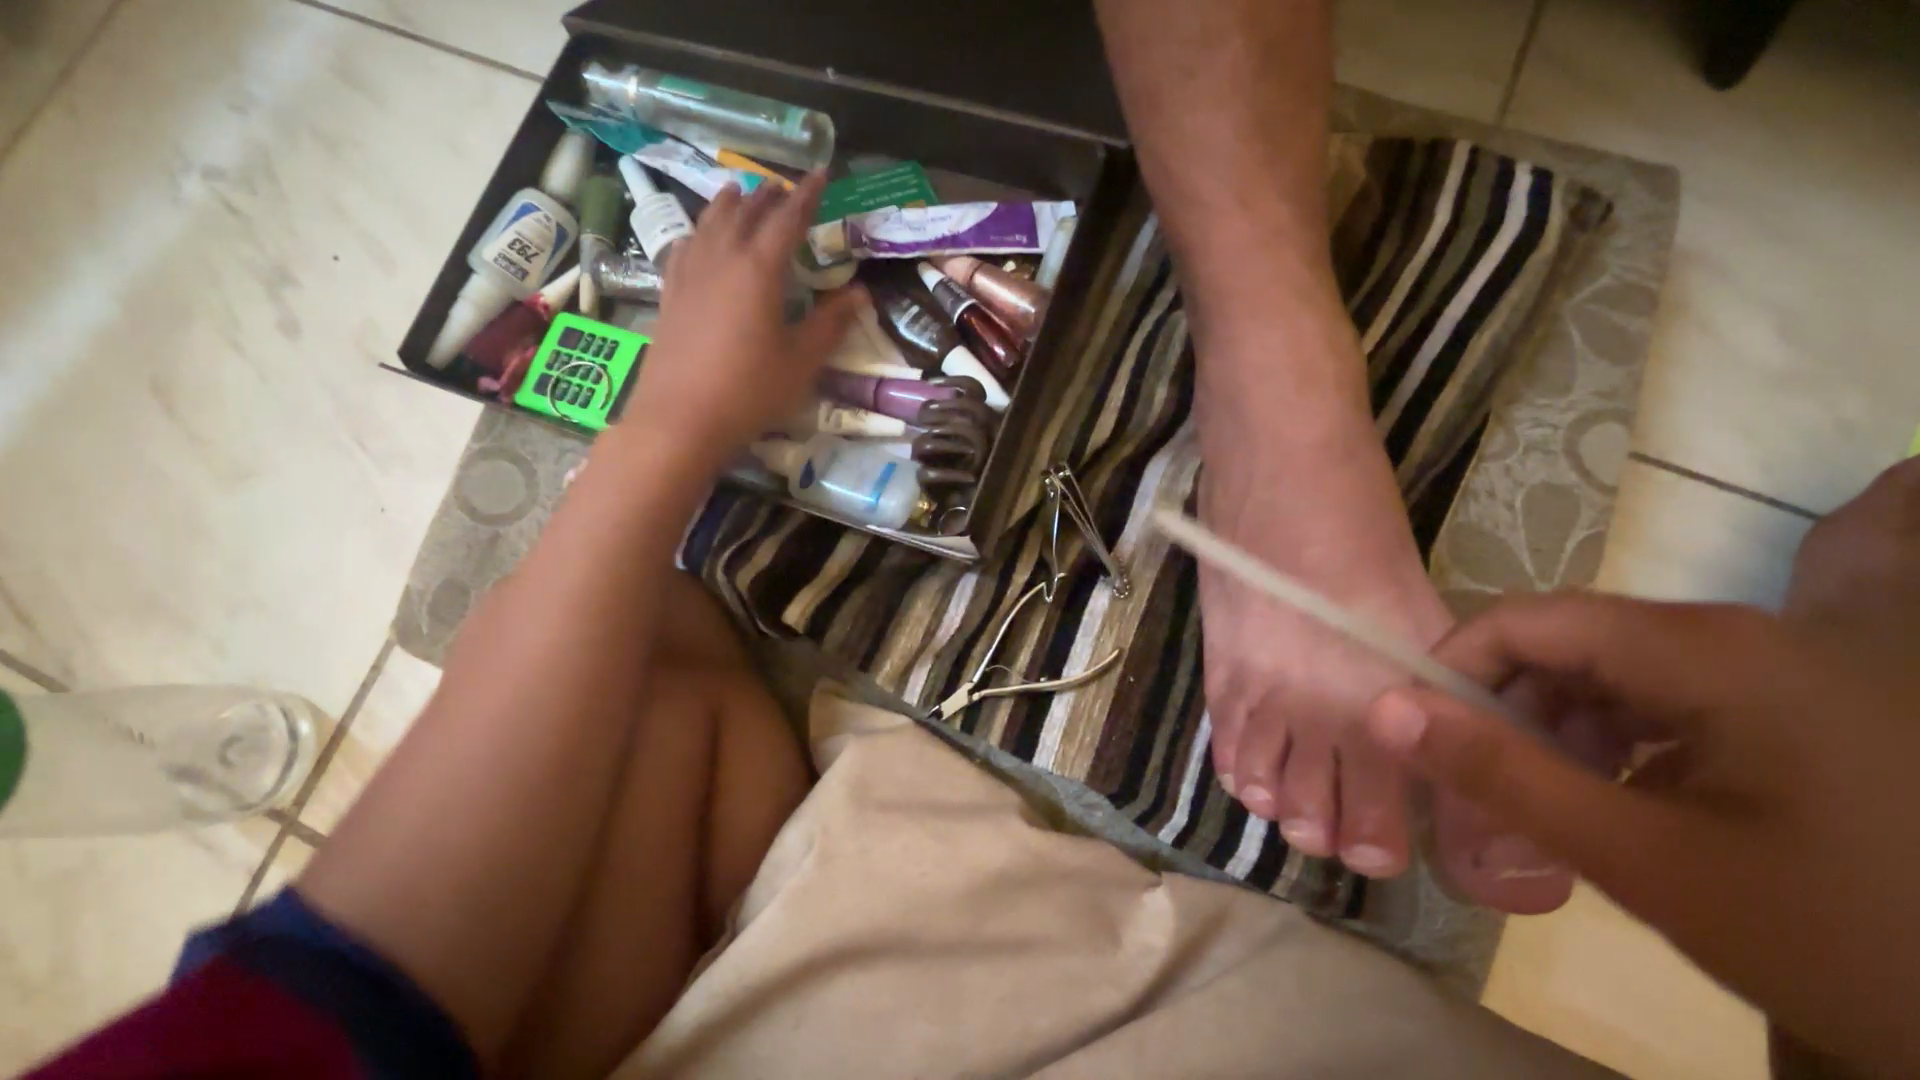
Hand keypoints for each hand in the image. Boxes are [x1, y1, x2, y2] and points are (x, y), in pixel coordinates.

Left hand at [621, 171, 863, 460]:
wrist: (681, 419)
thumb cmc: (750, 391)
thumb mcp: (801, 361)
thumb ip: (830, 324)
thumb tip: (858, 294)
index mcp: (759, 269)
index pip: (788, 219)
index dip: (807, 195)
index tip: (822, 174)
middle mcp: (722, 259)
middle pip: (746, 214)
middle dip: (768, 196)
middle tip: (784, 187)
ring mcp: (690, 275)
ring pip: (710, 224)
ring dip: (729, 205)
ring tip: (739, 192)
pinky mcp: (670, 295)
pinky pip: (685, 248)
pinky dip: (699, 233)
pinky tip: (699, 238)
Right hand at [1196, 429, 1452, 874]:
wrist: (1278, 476)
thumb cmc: (1365, 530)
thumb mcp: (1423, 607)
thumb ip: (1435, 684)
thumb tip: (1450, 738)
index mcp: (1388, 698)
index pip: (1393, 806)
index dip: (1390, 841)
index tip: (1393, 842)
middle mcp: (1323, 714)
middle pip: (1326, 816)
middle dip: (1341, 839)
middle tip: (1348, 831)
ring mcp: (1263, 698)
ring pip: (1272, 796)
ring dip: (1290, 812)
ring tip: (1300, 806)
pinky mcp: (1219, 676)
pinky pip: (1227, 755)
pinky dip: (1245, 778)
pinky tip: (1259, 774)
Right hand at [1366, 591, 1919, 1075]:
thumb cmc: (1831, 932)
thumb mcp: (1642, 859)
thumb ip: (1501, 776)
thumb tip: (1385, 709)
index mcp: (1710, 652)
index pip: (1530, 620)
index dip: (1454, 665)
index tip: (1416, 733)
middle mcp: (1747, 636)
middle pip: (1572, 643)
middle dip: (1505, 708)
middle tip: (1472, 784)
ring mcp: (1781, 670)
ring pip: (1617, 673)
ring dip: (1556, 730)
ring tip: (1539, 801)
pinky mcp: (1800, 708)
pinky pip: (1671, 700)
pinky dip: (1618, 742)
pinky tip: (1615, 801)